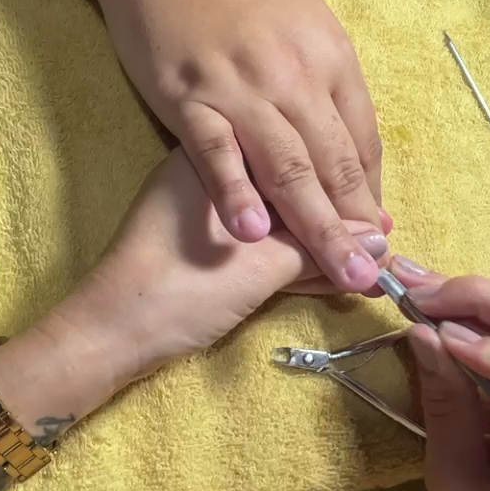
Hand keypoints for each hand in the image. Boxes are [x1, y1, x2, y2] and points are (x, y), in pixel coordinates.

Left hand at [58, 149, 387, 389]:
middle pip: (290, 190)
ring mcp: (204, 208)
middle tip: (377, 254)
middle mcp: (211, 172)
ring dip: (314, 244)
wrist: (107, 333)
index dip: (343, 196)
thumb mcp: (257, 268)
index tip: (382, 228)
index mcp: (216, 157)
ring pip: (276, 218)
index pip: (296, 163)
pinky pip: (257, 238)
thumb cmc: (178, 288)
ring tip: (361, 267)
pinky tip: (322, 274)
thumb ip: (319, 249)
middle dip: (334, 224)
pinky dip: (288, 256)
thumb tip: (379, 241)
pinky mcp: (201, 241)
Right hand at [93, 0, 386, 292]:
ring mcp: (240, 86)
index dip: (368, 192)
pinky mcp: (188, 95)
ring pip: (287, 167)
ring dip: (316, 226)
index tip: (373, 230)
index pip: (360, 138)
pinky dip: (235, 192)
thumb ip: (318, 72)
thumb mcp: (298, 13)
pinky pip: (218, 152)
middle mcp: (294, 73)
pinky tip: (252, 231)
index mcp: (328, 53)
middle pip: (334, 162)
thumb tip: (333, 128)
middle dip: (356, 225)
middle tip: (374, 275)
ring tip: (337, 272)